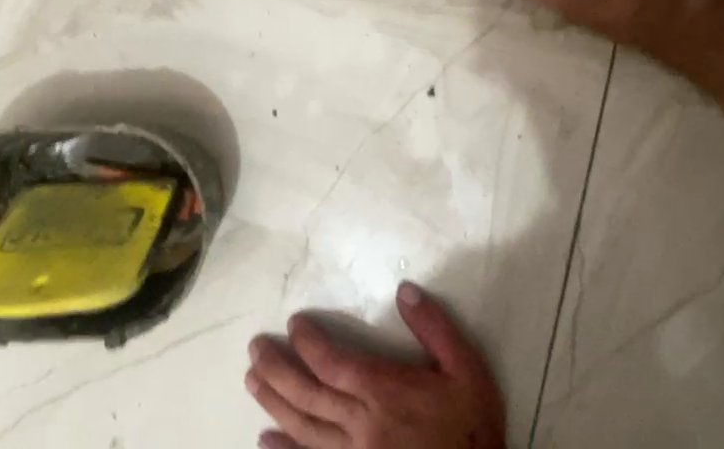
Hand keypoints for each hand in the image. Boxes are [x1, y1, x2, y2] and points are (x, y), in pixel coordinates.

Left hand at [245, 281, 506, 448]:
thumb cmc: (471, 423)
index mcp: (385, 391)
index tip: (293, 323)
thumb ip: (434, 327)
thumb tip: (404, 290)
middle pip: (308, 394)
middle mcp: (361, 423)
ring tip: (252, 380)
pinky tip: (265, 438)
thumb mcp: (466, 367)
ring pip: (303, 427)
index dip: (308, 342)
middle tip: (255, 348)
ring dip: (273, 402)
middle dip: (277, 368)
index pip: (333, 363)